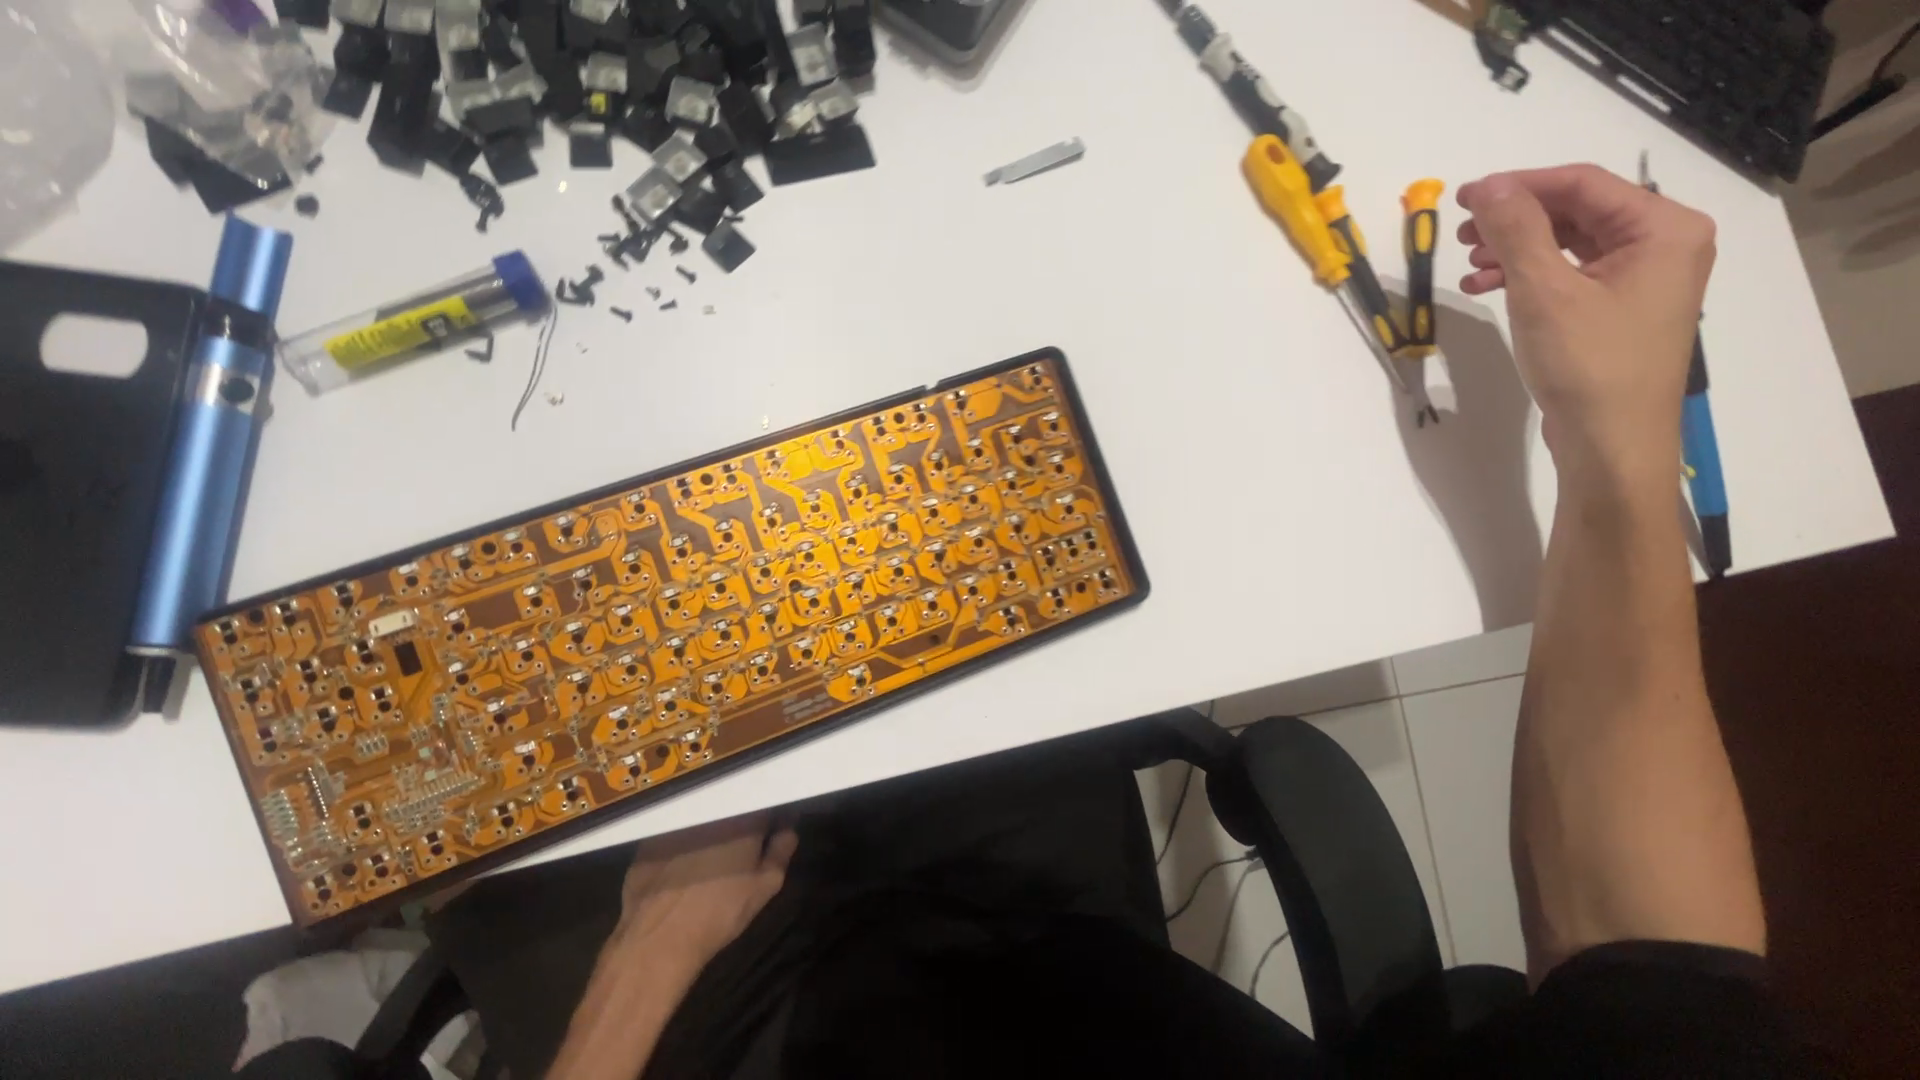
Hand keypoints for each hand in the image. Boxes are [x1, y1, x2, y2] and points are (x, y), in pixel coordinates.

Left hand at [613, 813, 797, 968]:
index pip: (763, 801)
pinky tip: (680, 863)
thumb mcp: (765, 887)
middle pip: (730, 803)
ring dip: (709, 826)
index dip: (768, 811)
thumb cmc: (720, 914)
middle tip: (741, 841)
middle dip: (739, 815)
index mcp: (743, 820)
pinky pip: (674, 831)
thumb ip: (781, 850)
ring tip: (710, 851)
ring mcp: (676, 822)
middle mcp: (710, 812)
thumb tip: (788, 827)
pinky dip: (681, 840)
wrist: (658, 940)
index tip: (772, 823)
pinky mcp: (649, 837)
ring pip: (700, 815)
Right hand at [1457, 165, 1715, 493]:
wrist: (1611, 442)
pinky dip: (1529, 277)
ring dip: (1515, 250)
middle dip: (1515, 220)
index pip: (1583, 185)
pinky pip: (1572, 275)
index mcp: (1664, 229)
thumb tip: (1486, 186)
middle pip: (1577, 212)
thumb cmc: (1587, 363)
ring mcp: (1644, 280)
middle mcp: (1663, 245)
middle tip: (1460, 234)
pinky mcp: (1620, 310)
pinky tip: (1489, 289)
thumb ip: (1515, 231)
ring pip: (1570, 244)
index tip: (1463, 198)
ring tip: (1469, 266)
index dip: (1519, 186)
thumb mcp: (1544, 292)